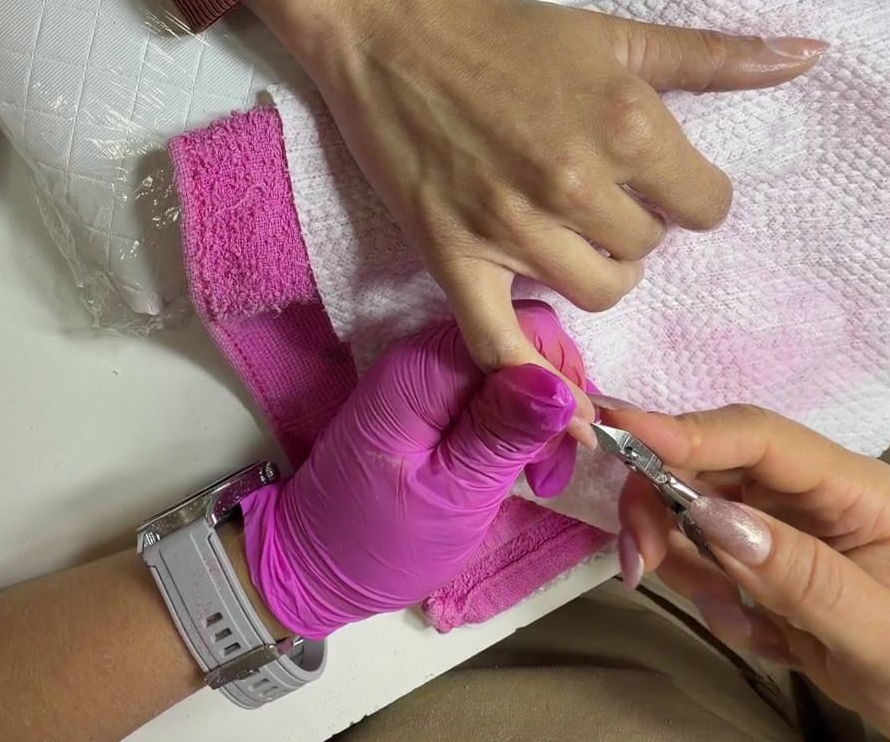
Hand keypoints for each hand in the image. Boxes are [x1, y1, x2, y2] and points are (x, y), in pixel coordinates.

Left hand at [240, 302, 586, 638]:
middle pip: (518, 342)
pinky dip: (517, 428)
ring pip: (511, 368)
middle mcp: (425, 357)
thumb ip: (501, 434)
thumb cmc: (379, 539)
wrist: (317, 561)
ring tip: (540, 478)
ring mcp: (428, 376)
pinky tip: (524, 470)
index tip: (572, 440)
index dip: (559, 375)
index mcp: (424, 370)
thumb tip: (558, 384)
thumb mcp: (452, 495)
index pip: (516, 329)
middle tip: (552, 470)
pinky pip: (491, 392)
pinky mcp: (433, 400)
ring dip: (539, 420)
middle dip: (554, 401)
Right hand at [248, 0, 825, 371]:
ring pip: (596, 293)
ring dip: (594, 270)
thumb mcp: (612, 34)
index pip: (705, 207)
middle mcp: (575, 186)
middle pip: (648, 252)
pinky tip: (564, 413)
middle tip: (592, 195)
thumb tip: (809, 56)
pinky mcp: (454, 258)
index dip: (685, 194)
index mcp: (627, 126)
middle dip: (632, 227)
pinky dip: (533, 381)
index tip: (653, 179)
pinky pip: (499, 342)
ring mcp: (511, 230)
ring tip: (566, 239)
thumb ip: (713, 55)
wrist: (389, 36)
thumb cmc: (498, 30)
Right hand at [610, 404, 889, 741]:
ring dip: (681, 558)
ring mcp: (778, 524)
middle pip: (707, 464)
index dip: (687, 429)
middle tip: (638, 559)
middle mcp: (807, 492)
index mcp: (855, 490)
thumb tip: (711, 516)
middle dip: (662, 502)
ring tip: (736, 622)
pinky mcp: (756, 558)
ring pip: (687, 507)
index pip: (761, 437)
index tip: (622, 432)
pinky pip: (694, 555)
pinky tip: (754, 633)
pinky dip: (701, 591)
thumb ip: (807, 578)